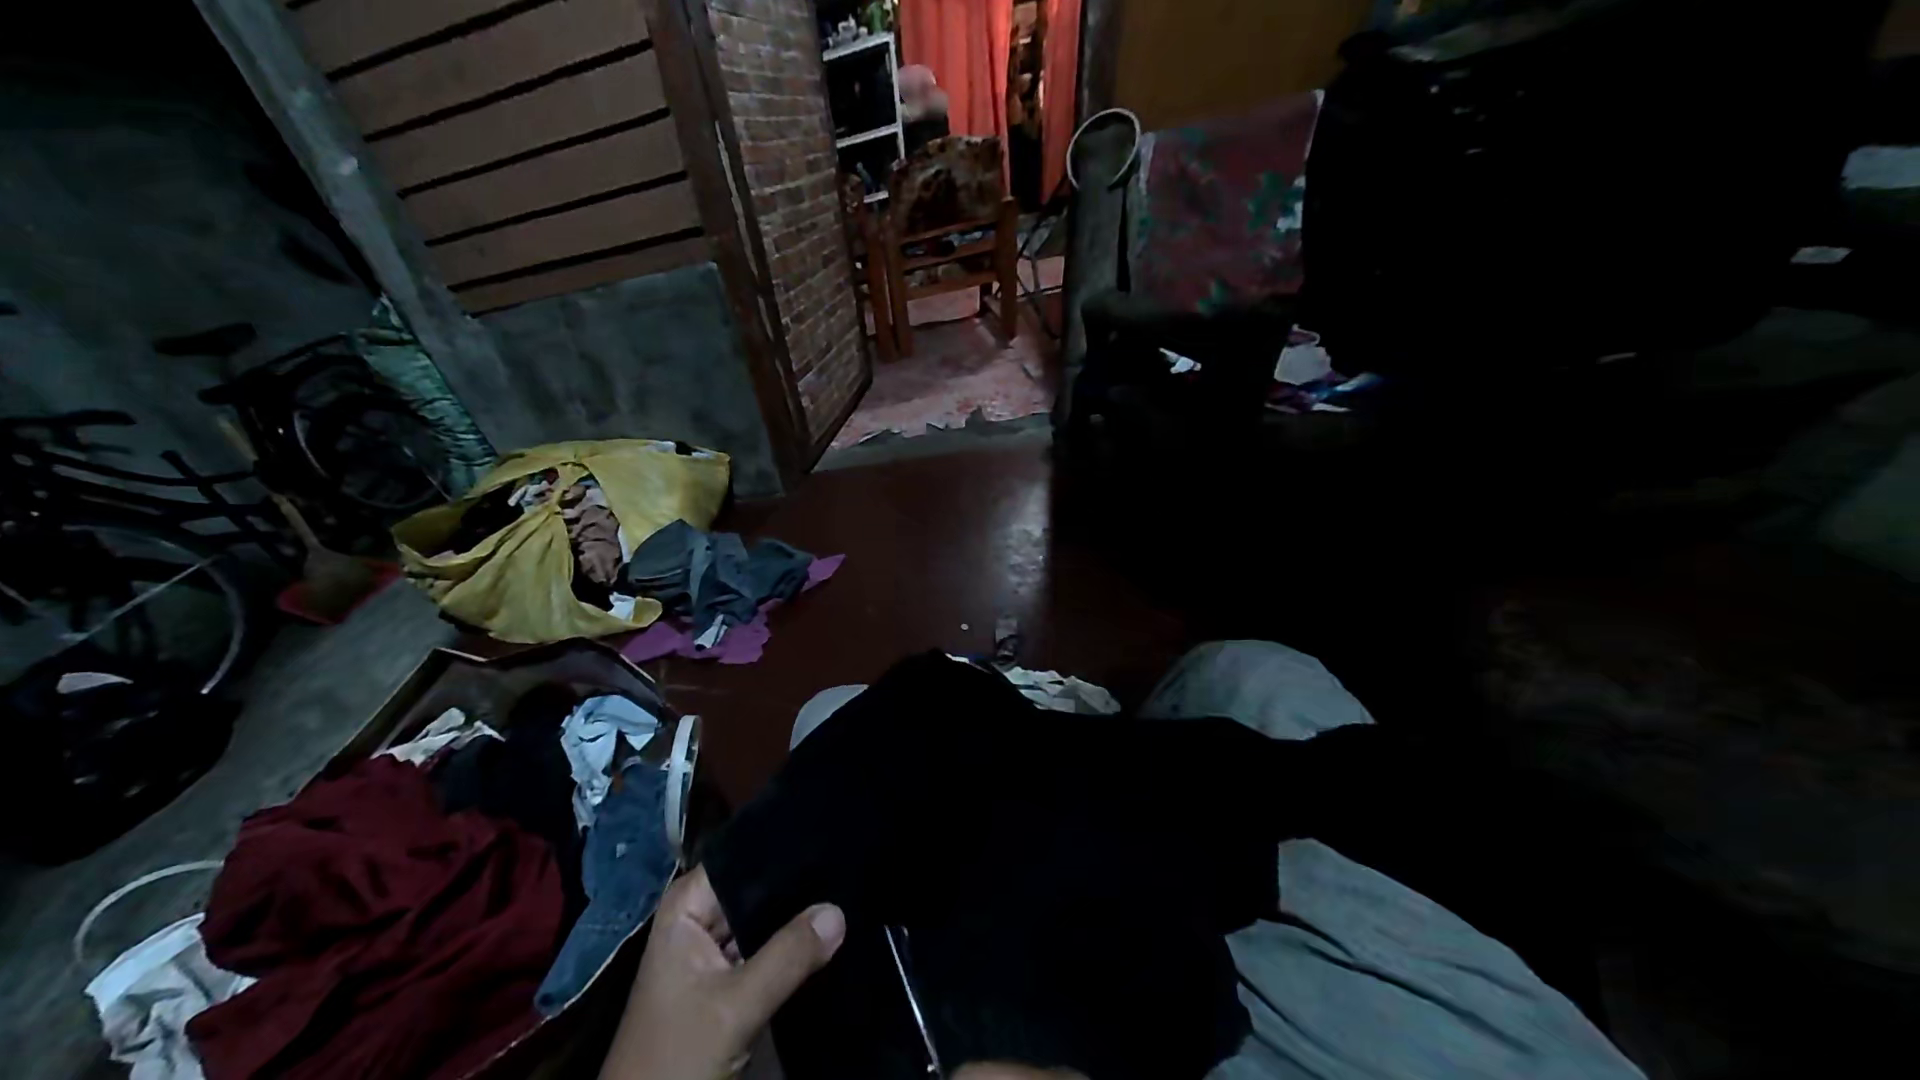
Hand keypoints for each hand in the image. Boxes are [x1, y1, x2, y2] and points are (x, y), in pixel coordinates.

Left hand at [600, 865, 844, 1079]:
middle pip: (758, 885)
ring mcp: (716, 949)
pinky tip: (831, 933)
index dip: (786, 847)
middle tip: (852, 868)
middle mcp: (700, 917)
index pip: (744, 856)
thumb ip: (787, 957)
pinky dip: (795, 944)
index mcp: (687, 905)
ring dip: (800, 915)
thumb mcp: (734, 1007)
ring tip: (850, 893)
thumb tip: (839, 910)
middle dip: (800, 883)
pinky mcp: (732, 979)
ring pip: (767, 917)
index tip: (832, 837)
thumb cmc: (675, 1057)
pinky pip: (771, 946)